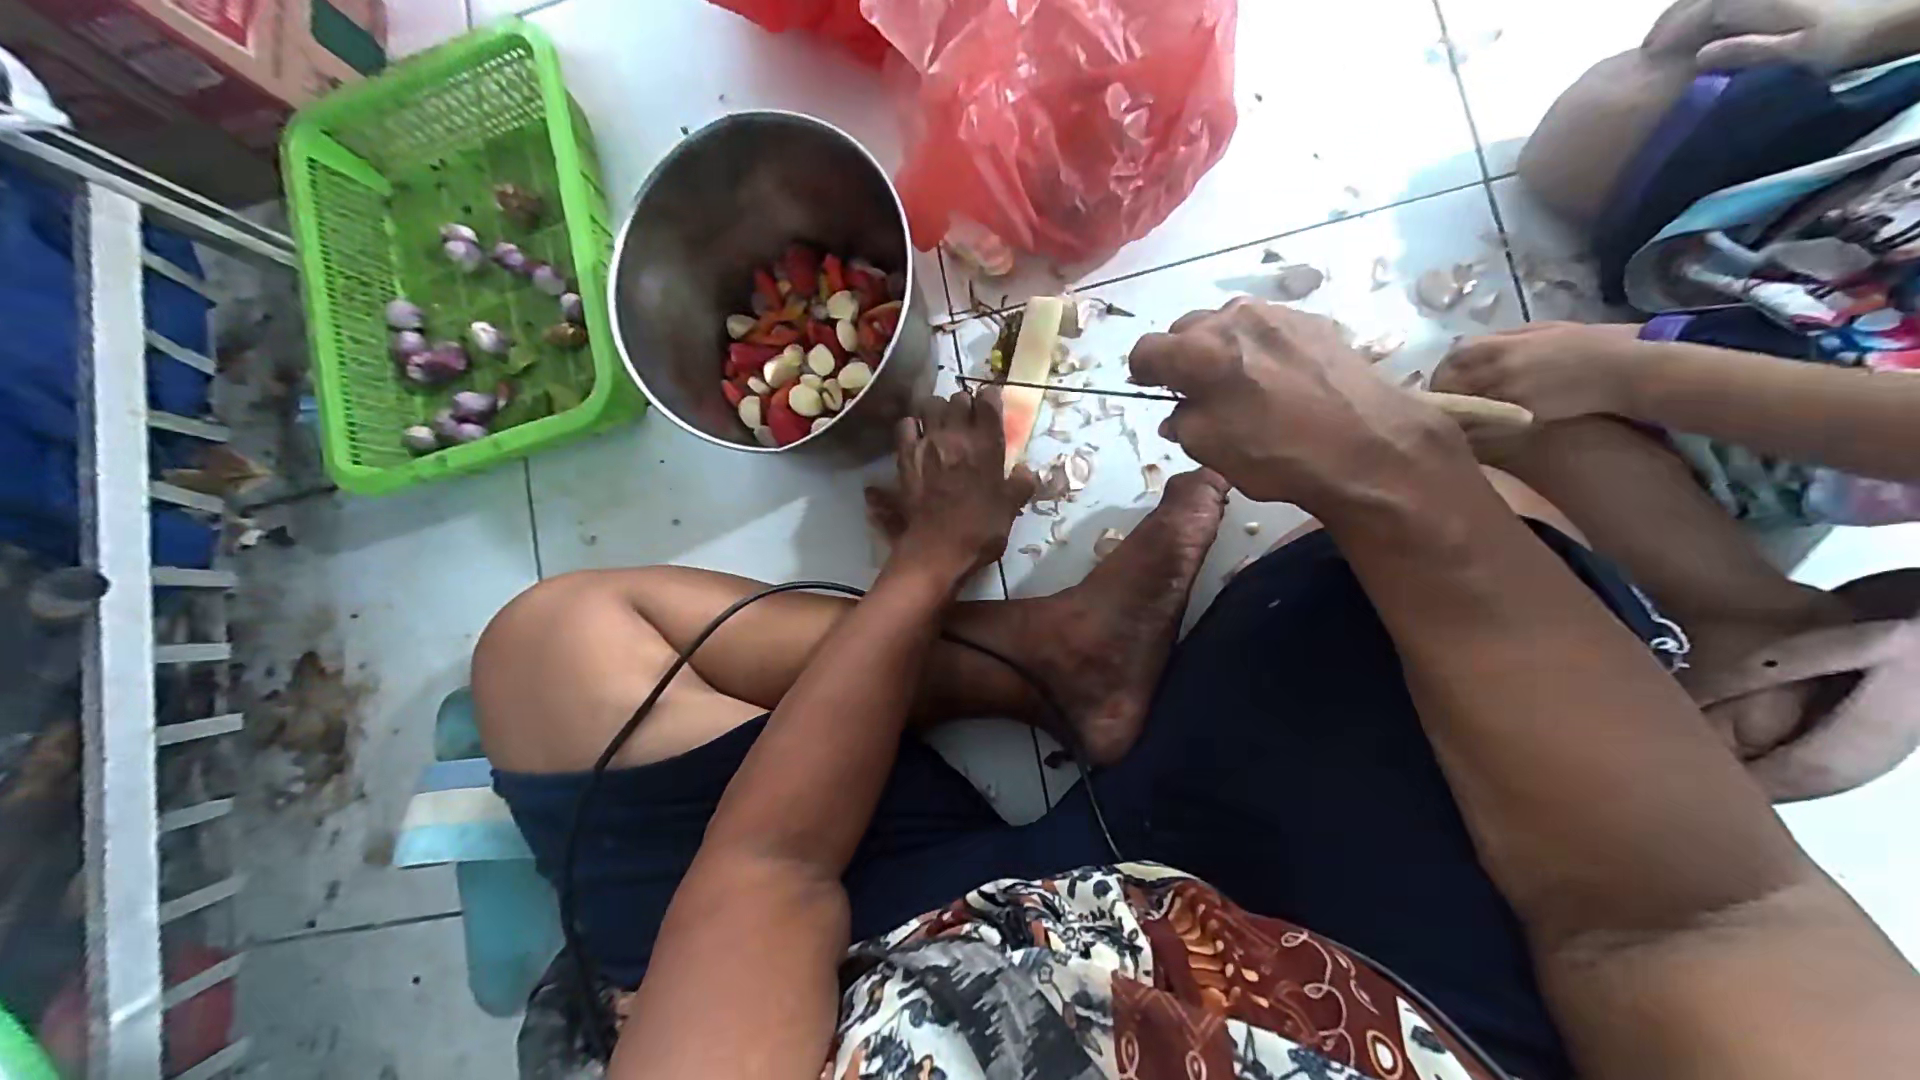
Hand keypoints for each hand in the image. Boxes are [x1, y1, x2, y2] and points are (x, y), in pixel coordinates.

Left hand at [889, 388, 1036, 576]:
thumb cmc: (980, 530)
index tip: (990, 404)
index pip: (988, 400)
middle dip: (964, 404)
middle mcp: (957, 435)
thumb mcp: (1010, 508)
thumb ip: (1019, 485)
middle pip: (958, 398)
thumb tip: (1025, 472)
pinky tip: (917, 437)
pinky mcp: (905, 456)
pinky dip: (912, 426)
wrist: (939, 549)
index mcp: (987, 444)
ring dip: (937, 410)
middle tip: (967, 419)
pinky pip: (905, 425)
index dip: (990, 397)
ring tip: (941, 424)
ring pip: (930, 405)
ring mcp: (928, 443)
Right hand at [1129, 298, 1465, 508]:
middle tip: (1193, 391)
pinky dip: (1254, 346)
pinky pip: (1263, 327)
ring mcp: (1275, 315)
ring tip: (1236, 382)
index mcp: (1197, 352)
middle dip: (1180, 357)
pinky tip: (1272, 377)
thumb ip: (1180, 421)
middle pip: (1184, 330)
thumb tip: (1177, 411)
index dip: (1141, 372)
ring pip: (1225, 323)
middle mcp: (1232, 320)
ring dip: (1217, 348)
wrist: (1369, 446)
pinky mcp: (1311, 321)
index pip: (1146, 350)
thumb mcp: (1208, 448)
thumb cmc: (1276, 454)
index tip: (1150, 389)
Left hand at [1433, 322, 1643, 422]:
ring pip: (1461, 405)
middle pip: (1447, 385)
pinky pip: (1482, 422)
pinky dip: (1476, 424)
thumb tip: (1469, 351)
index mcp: (1495, 345)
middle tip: (1450, 403)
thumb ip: (1502, 339)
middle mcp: (1492, 368)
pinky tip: (1481, 426)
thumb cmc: (1589, 345)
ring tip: (1463, 416)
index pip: (1449, 361)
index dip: (1444, 373)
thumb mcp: (1541, 330)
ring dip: (1457, 411)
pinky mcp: (1515, 414)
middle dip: (1445, 394)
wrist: (1625, 370)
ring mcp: (1502, 392)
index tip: (1446, 382)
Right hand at [1643, 0, 1872, 72]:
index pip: (1700, 14)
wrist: (1900, 13)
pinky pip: (1732, 1)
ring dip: (1689, 11)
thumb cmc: (1846, 39)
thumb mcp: (1796, 52)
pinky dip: (1713, 9)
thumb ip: (1748, 52)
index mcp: (1760, 0)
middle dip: (1673, 20)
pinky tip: (1706, 23)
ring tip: (1671, 33)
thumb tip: (1699, 58)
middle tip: (1649, 46)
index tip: (1645, 58)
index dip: (1669, 36)